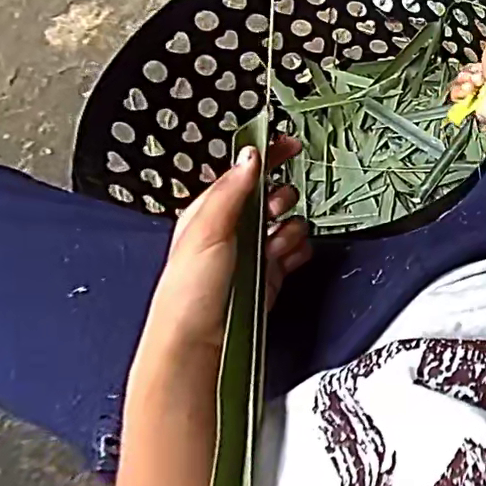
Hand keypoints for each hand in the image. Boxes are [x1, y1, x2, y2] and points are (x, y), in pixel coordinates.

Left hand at [132, 136, 311, 380]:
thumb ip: (231, 191)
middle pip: (272, 196)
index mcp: (210, 211)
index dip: (266, 155)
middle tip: (274, 209)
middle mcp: (233, 229)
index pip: (243, 172)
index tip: (287, 143)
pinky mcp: (272, 274)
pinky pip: (296, 251)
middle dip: (280, 199)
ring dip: (289, 229)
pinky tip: (287, 259)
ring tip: (276, 244)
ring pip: (288, 223)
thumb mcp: (206, 231)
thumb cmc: (187, 293)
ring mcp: (254, 252)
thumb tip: (250, 156)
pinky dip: (298, 251)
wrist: (200, 342)